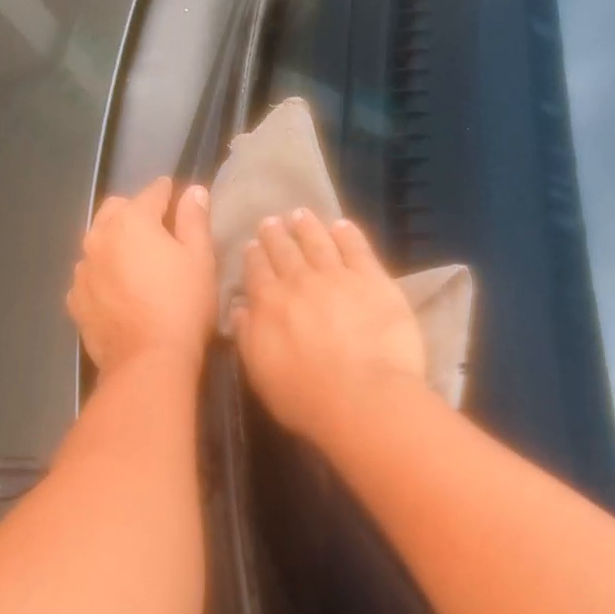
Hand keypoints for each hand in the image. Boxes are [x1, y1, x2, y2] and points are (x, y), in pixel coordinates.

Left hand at [68, 178, 216, 376]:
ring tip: (136, 263)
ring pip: (98, 243)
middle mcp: (99, 236)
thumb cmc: (183, 304)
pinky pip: (90, 276)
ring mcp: (82, 269)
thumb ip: (194, 220)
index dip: (168, 193)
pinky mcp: (76, 300)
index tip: (177, 196)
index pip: (152, 192)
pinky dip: (103, 276)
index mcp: (132, 220)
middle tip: (157, 231)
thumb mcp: (200, 259)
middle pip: (116, 210)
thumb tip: (193, 190)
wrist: (148, 360)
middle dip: (135, 212)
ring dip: (116, 244)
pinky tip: (119, 292)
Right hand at [233, 210, 426, 443]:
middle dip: (276, 235)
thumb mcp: (261, 375)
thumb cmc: (307, 399)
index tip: (252, 245)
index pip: (257, 273)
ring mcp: (338, 276)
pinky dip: (347, 234)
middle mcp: (299, 282)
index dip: (254, 257)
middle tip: (272, 221)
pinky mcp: (374, 279)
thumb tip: (240, 309)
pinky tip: (342, 225)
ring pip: (318, 242)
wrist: (363, 396)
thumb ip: (249, 338)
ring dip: (308, 226)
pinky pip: (357, 248)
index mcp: (268, 305)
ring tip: (301, 214)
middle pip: (285, 251)